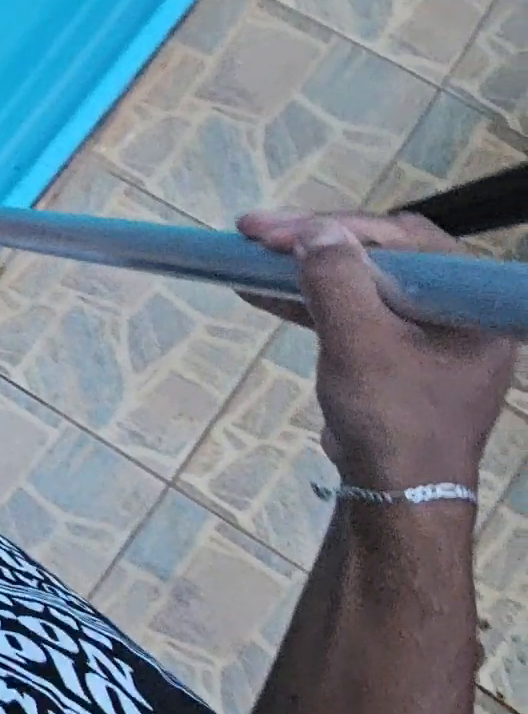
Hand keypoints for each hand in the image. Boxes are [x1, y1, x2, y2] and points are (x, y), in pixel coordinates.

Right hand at [237, 209, 516, 490]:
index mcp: (468, 295)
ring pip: (355, 277)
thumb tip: (312, 231)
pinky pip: (346, 307)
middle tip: (249, 233)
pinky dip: (303, 297)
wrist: (395, 485)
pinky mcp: (389, 347)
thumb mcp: (360, 344)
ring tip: (245, 256)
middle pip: (377, 251)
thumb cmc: (391, 414)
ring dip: (299, 266)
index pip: (399, 237)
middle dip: (310, 239)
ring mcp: (420, 325)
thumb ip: (338, 283)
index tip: (265, 230)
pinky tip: (260, 291)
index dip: (329, 227)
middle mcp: (453, 302)